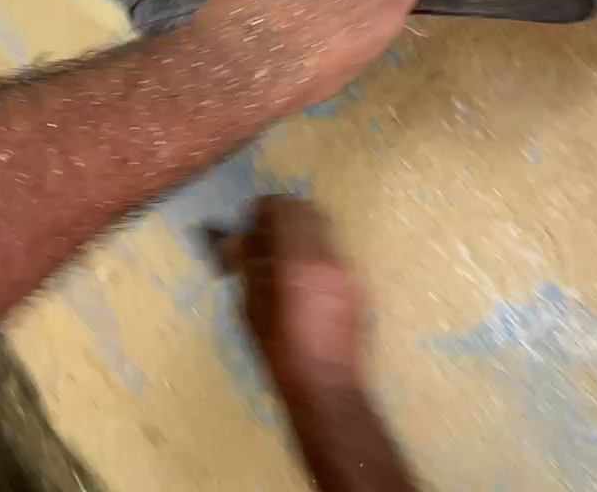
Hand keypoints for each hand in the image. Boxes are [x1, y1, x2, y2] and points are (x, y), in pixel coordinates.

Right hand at [213, 196, 365, 397]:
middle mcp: (327, 258)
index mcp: (297, 261)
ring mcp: (347, 270)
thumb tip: (239, 238)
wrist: (328, 389)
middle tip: (265, 231)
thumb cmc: (280, 352)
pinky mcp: (357, 284)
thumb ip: (247, 265)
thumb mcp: (251, 307)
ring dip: (301, 228)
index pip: (283, 208)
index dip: (262, 207)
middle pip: (307, 209)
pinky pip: (333, 250)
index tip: (250, 219)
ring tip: (282, 252)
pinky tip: (301, 275)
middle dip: (283, 213)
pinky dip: (315, 248)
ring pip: (323, 227)